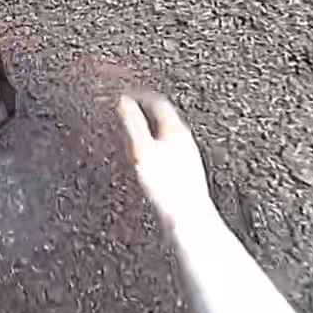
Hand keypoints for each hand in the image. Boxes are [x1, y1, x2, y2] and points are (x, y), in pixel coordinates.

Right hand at [117, 95, 216, 227]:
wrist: (189, 216)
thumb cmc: (167, 186)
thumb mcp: (142, 150)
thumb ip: (132, 122)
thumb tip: (123, 101)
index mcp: (175, 129)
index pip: (158, 101)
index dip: (140, 96)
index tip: (126, 96)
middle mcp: (185, 139)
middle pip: (165, 117)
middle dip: (146, 112)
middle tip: (130, 112)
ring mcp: (189, 156)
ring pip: (169, 134)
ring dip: (152, 129)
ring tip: (137, 134)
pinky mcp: (188, 172)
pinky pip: (171, 150)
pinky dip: (157, 146)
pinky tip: (151, 161)